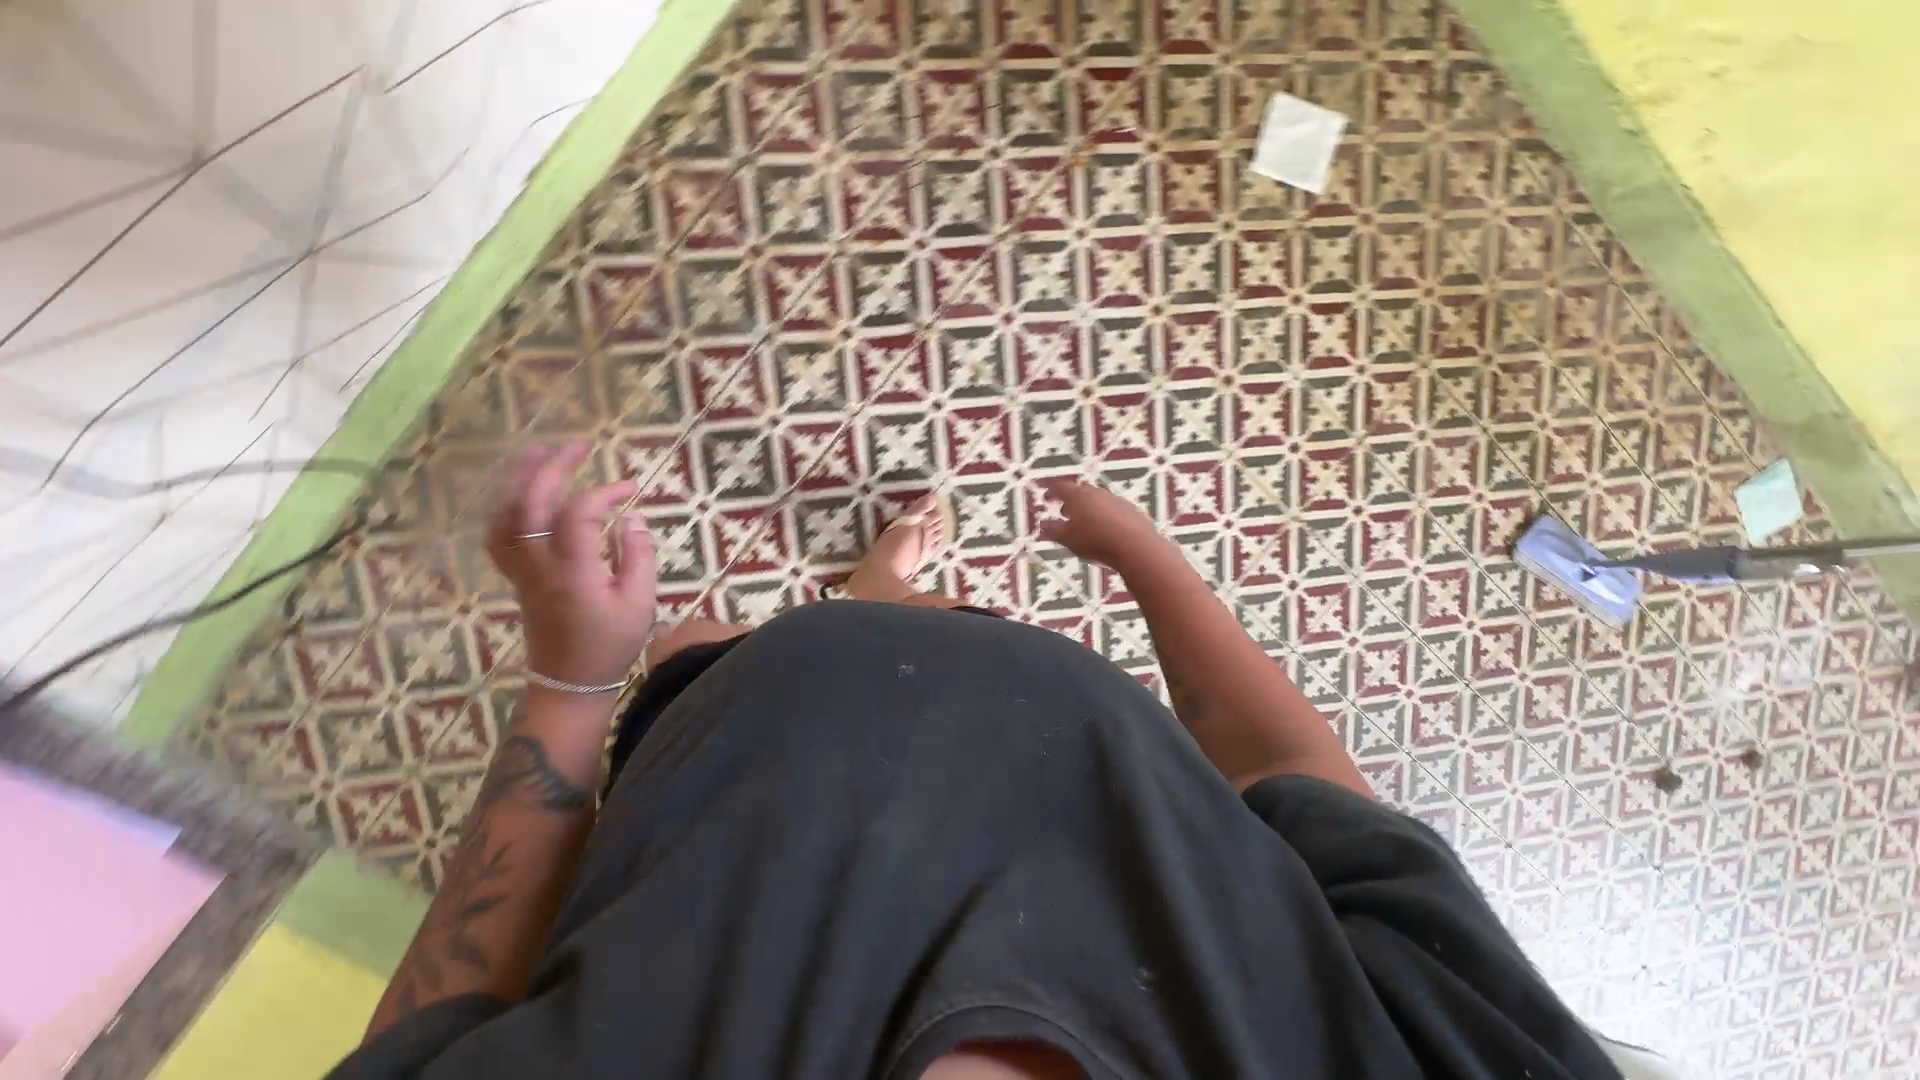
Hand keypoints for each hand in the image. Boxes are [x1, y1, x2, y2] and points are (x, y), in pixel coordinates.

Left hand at [486, 442, 656, 687]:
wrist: (570, 684)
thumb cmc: (611, 645)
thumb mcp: (640, 602)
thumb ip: (638, 556)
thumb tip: (631, 519)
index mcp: (573, 568)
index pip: (580, 512)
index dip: (605, 493)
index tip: (631, 490)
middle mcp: (540, 563)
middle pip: (533, 502)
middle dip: (553, 468)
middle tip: (578, 445)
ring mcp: (522, 570)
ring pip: (505, 515)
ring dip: (519, 480)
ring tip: (538, 455)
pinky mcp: (517, 578)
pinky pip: (499, 535)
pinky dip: (505, 509)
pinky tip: (519, 497)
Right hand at [1037, 478, 1162, 569]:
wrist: (1136, 546)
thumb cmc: (1095, 541)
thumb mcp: (1068, 539)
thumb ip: (1053, 531)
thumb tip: (1043, 524)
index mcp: (1078, 497)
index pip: (1060, 487)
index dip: (1051, 491)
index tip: (1045, 497)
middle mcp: (1096, 493)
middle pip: (1080, 491)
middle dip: (1070, 500)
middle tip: (1064, 511)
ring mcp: (1115, 500)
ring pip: (1097, 499)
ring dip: (1088, 508)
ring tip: (1084, 523)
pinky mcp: (1130, 510)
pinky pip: (1112, 509)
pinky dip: (1104, 515)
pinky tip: (1105, 529)